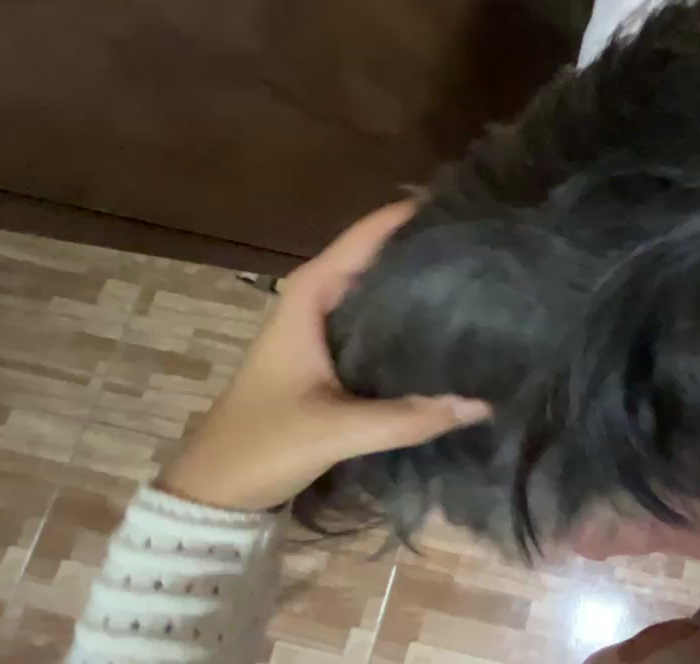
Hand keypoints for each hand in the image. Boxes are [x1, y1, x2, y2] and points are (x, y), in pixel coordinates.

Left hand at [157, 201, 490, 510]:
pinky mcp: (336, 352)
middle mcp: (318, 298)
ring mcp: (326, 325)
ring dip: (422, 274)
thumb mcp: (334, 431)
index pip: (365, 236)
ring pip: (382, 283)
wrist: (212, 495)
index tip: (464, 204)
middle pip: (379, 252)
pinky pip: (384, 313)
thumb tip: (484, 402)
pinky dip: (414, 307)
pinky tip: (453, 316)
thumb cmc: (260, 447)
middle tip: (486, 236)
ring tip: (481, 265)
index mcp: (309, 297)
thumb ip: (407, 418)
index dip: (410, 215)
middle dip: (426, 241)